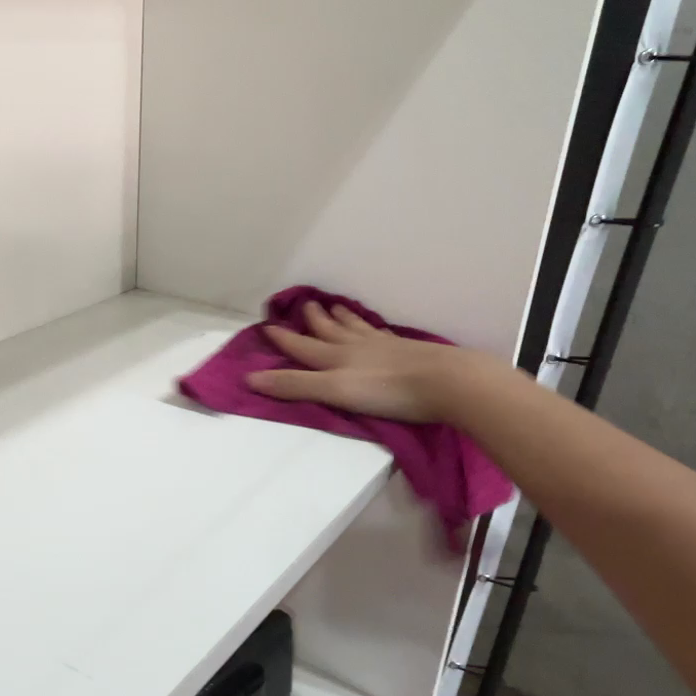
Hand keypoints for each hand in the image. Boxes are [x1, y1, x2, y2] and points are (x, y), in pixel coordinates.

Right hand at [247, 300, 491, 423]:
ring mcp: (384, 347)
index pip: (303, 347)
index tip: (268, 326)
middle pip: (330, 331)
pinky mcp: (409, 352)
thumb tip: (249, 378)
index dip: (284, 339)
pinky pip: (383, 335)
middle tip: (305, 304)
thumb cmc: (387, 390)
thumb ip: (294, 385)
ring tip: (336, 306)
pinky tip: (378, 329)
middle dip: (314, 320)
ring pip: (356, 329)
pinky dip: (373, 329)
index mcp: (335, 359)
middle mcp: (356, 348)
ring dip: (343, 318)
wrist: (446, 382)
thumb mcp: (333, 391)